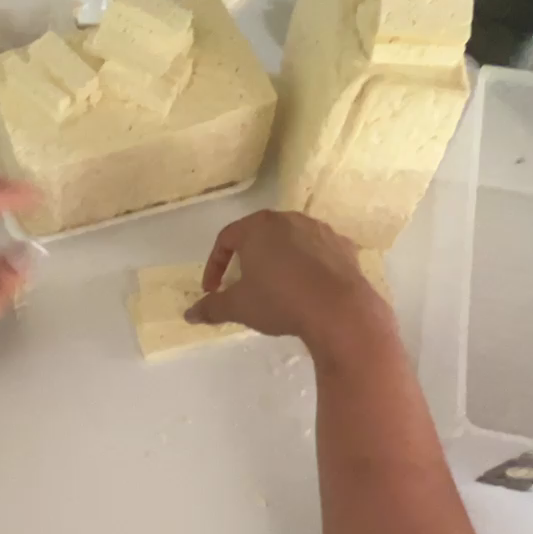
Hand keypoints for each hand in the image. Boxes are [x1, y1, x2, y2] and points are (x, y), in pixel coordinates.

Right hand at [185, 210, 394, 356]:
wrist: (338, 309)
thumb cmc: (279, 300)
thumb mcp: (238, 307)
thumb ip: (211, 307)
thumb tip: (190, 314)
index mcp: (258, 227)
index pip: (226, 239)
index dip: (214, 265)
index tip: (212, 290)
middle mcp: (289, 219)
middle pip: (259, 236)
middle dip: (247, 260)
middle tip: (242, 285)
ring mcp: (319, 230)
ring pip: (289, 242)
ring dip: (277, 261)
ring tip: (275, 288)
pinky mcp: (343, 246)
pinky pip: (316, 253)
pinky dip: (306, 267)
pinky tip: (305, 290)